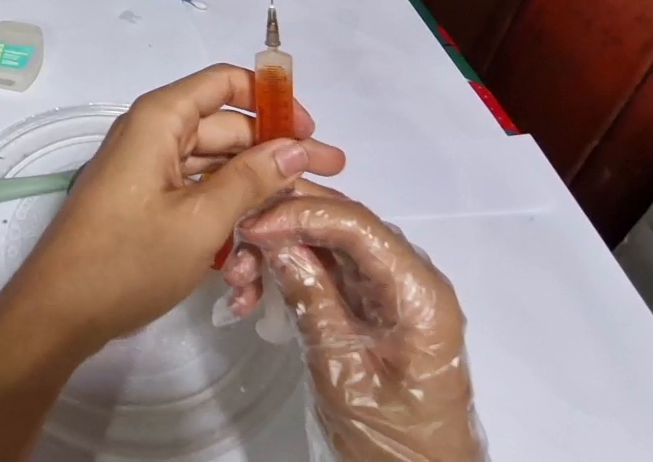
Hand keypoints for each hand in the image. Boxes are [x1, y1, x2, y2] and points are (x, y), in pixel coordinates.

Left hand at [0, 64, 346, 357]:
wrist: (59, 311)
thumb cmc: (128, 258)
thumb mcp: (200, 220)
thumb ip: (251, 180)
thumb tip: (297, 148)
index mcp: (160, 119)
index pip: (224, 83)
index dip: (271, 99)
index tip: (311, 132)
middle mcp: (153, 133)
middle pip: (226, 129)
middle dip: (275, 155)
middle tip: (328, 182)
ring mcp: (149, 169)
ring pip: (215, 167)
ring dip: (252, 194)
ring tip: (298, 224)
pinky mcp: (147, 201)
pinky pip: (195, 194)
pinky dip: (224, 215)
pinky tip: (253, 253)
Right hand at [223, 188, 482, 461]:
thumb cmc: (392, 437)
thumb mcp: (343, 371)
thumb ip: (311, 299)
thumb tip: (271, 240)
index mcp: (417, 290)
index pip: (355, 224)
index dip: (298, 214)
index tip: (248, 228)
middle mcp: (406, 274)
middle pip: (336, 220)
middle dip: (280, 226)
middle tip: (235, 248)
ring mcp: (385, 284)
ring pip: (320, 238)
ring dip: (275, 250)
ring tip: (238, 284)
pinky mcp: (366, 297)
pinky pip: (319, 264)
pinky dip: (283, 271)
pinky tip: (252, 295)